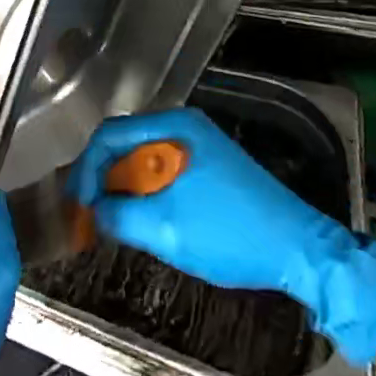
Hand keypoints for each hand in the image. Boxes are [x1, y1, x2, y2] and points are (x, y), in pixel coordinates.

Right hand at [69, 109, 375, 364]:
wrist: (297, 248)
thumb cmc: (231, 233)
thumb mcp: (166, 228)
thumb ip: (119, 214)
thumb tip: (94, 210)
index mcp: (175, 128)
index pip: (110, 135)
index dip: (87, 169)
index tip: (78, 204)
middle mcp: (184, 127)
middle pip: (124, 143)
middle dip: (102, 177)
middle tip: (88, 213)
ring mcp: (198, 145)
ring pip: (142, 159)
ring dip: (122, 187)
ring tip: (111, 220)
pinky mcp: (206, 165)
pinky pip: (162, 171)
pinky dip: (144, 192)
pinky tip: (141, 218)